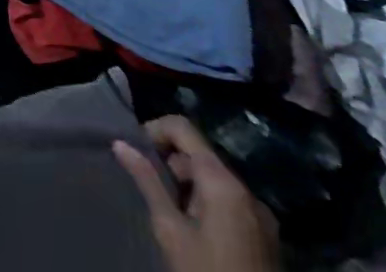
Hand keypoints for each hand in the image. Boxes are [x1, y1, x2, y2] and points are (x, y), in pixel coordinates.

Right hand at [111, 116, 279, 271]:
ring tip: (171, 215)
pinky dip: (205, 201)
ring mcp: (260, 213)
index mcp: (223, 183)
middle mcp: (246, 190)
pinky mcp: (265, 232)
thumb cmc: (206, 271)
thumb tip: (120, 143)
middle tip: (151, 192)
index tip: (136, 154)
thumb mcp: (170, 228)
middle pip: (198, 154)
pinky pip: (229, 200)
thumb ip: (147, 181)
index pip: (183, 128)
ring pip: (213, 178)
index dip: (154, 131)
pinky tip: (194, 229)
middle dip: (169, 164)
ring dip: (186, 185)